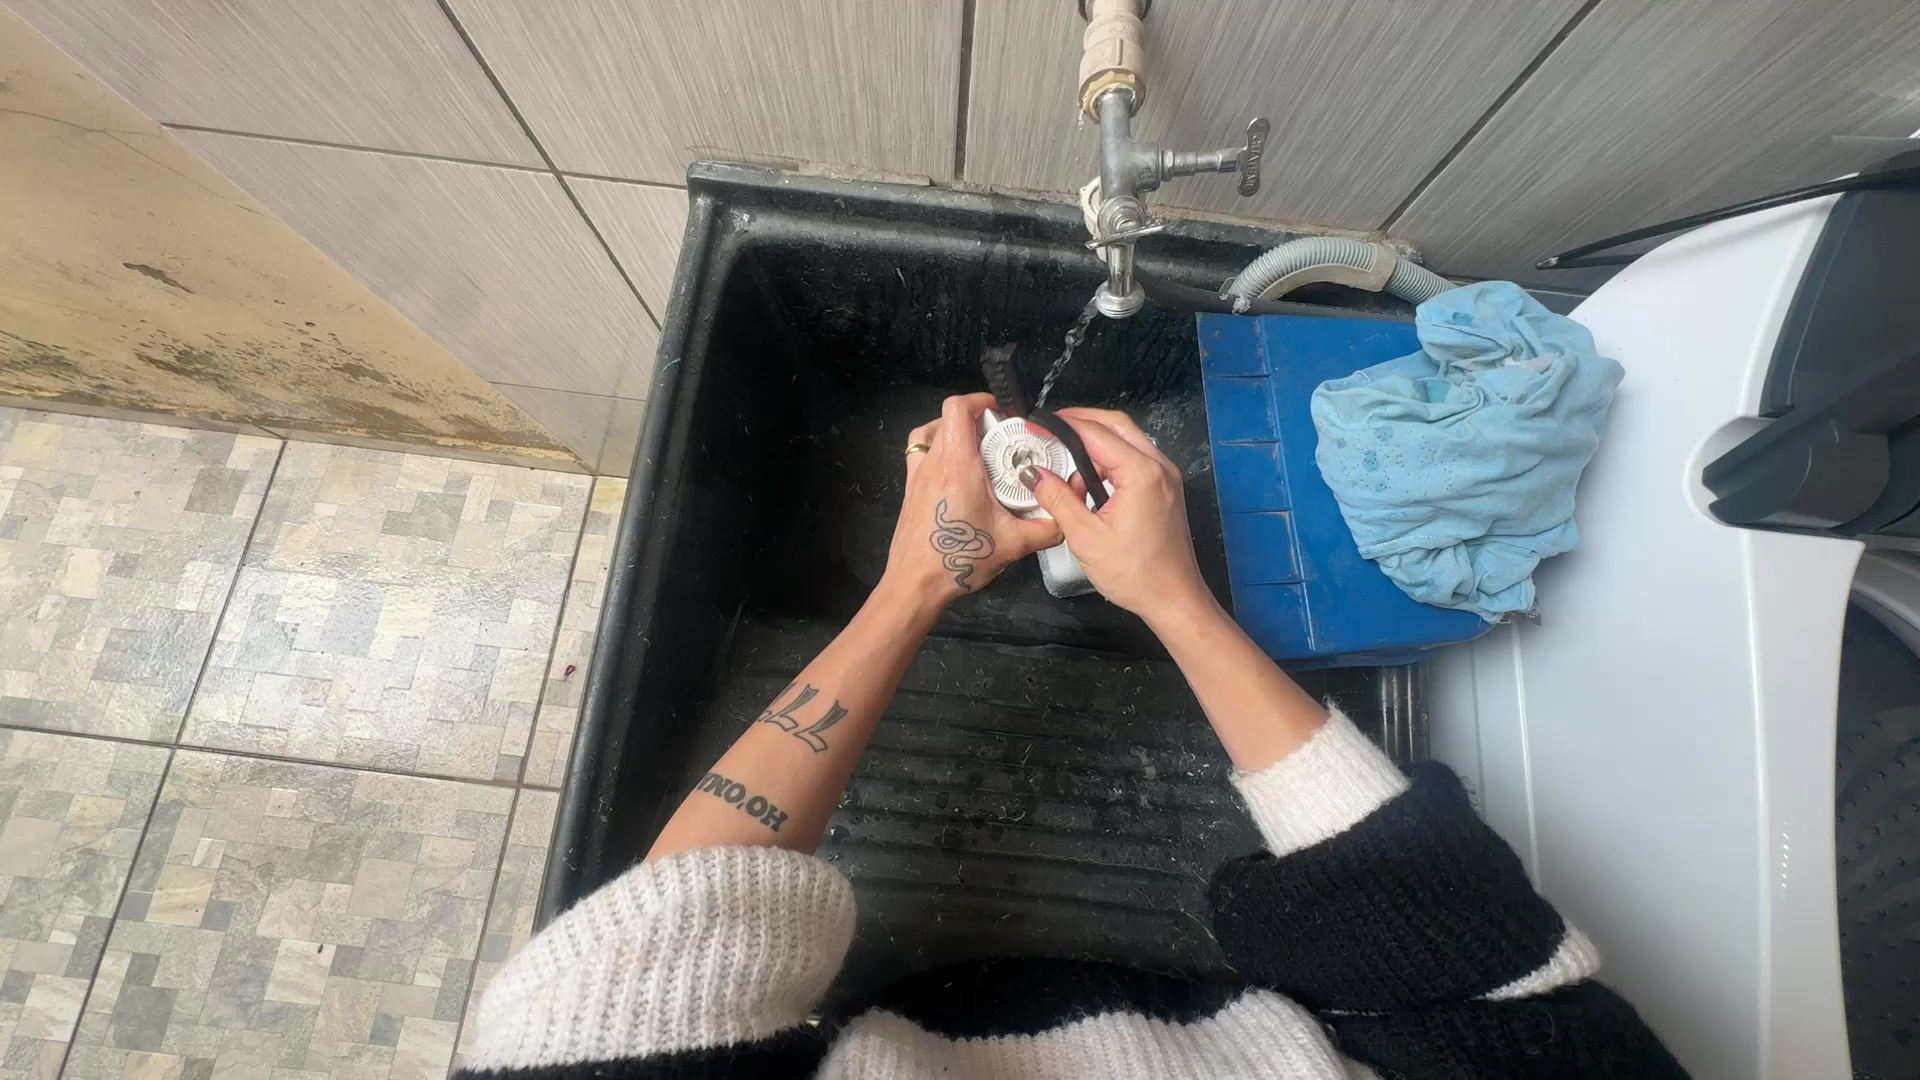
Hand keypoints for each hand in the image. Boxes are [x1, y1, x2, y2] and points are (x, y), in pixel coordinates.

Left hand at [884, 393, 1062, 603]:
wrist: (915, 584)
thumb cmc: (959, 559)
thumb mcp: (1014, 544)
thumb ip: (1048, 528)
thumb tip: (1068, 517)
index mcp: (958, 465)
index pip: (958, 408)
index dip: (980, 400)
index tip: (1002, 411)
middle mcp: (933, 463)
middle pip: (948, 418)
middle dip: (976, 419)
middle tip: (999, 438)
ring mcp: (917, 475)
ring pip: (929, 433)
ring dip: (952, 431)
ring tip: (975, 449)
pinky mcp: (910, 490)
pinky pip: (919, 454)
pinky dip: (935, 449)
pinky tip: (954, 471)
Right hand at [1020, 407, 1211, 621]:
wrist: (1173, 600)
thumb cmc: (1136, 574)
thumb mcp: (1085, 537)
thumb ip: (1057, 499)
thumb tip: (1034, 474)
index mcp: (1142, 474)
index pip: (1096, 433)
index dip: (1062, 425)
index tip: (1036, 424)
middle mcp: (1159, 468)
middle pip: (1116, 426)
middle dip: (1080, 423)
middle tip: (1049, 430)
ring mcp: (1165, 478)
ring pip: (1126, 442)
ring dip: (1094, 448)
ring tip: (1066, 473)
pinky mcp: (1164, 490)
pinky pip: (1134, 461)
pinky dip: (1108, 464)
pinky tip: (1088, 488)